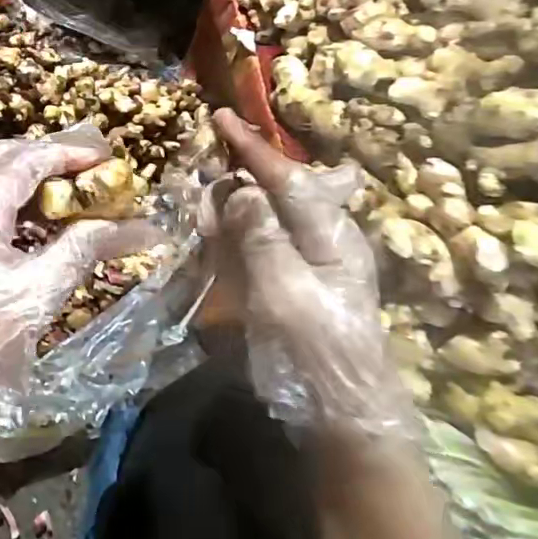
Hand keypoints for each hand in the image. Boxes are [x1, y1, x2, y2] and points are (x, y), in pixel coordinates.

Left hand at [0, 126, 161, 392]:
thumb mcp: (42, 291)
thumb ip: (85, 249)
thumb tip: (139, 228)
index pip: (25, 162)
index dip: (66, 153)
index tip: (104, 159)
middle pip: (8, 156)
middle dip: (51, 152)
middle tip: (92, 164)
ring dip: (38, 169)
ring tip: (78, 181)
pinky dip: (26, 191)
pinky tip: (52, 211)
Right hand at [202, 109, 413, 437]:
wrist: (339, 422)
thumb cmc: (319, 355)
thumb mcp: (287, 294)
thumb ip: (263, 238)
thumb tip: (243, 190)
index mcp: (330, 236)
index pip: (287, 179)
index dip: (252, 148)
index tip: (219, 117)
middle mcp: (318, 240)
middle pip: (273, 191)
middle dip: (235, 178)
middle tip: (200, 184)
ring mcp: (301, 262)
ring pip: (258, 215)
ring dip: (226, 206)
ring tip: (198, 210)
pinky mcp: (284, 284)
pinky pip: (251, 243)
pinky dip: (226, 233)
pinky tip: (208, 233)